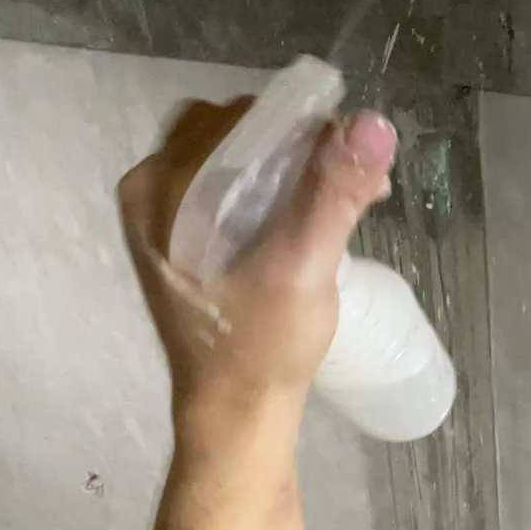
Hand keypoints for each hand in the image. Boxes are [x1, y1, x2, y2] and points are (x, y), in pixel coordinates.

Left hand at [118, 97, 398, 442]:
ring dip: (304, 167)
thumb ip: (333, 192)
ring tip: (351, 198)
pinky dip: (286, 189)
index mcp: (164, 186)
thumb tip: (373, 122)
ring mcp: (172, 213)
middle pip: (243, 133)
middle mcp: (157, 188)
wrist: (238, 409)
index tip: (357, 160)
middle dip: (309, 148)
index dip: (308, 129)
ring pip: (246, 158)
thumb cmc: (262, 344)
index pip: (243, 119)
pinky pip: (243, 186)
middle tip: (361, 184)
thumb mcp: (303, 265)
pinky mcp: (195, 236)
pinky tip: (320, 214)